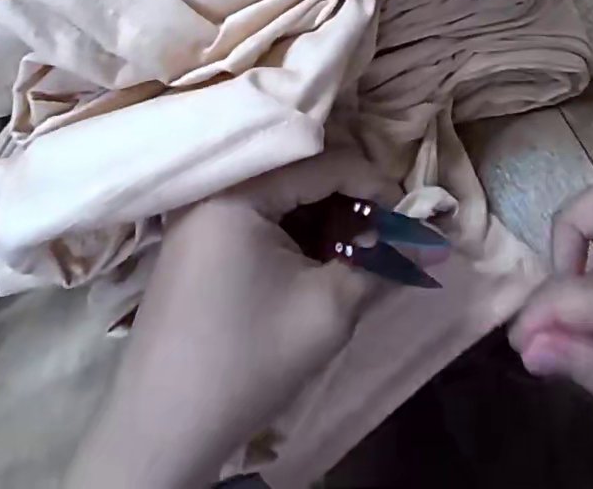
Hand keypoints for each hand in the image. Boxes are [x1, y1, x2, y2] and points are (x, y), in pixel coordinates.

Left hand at [66, 153, 403, 488]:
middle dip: (346, 201)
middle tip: (381, 234)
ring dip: (320, 216)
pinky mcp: (194, 239)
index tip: (406, 217)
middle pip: (296, 174)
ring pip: (276, 195)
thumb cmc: (248, 359)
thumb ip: (380, 265)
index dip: (371, 185)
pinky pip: (254, 215)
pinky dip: (290, 229)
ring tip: (352, 249)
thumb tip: (428, 243)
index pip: (321, 165)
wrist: (164, 428)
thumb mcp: (327, 310)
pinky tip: (312, 259)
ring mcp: (197, 213)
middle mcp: (212, 188)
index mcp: (237, 191)